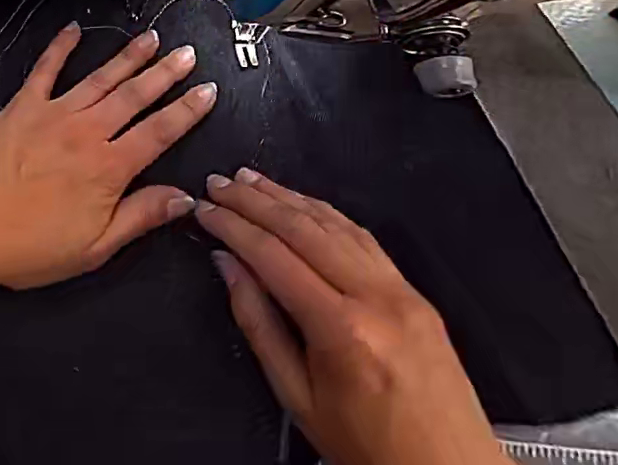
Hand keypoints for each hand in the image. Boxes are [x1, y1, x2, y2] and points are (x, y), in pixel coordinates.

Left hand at [0, 24, 214, 288]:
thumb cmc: (27, 245)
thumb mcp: (93, 248)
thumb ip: (140, 217)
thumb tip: (185, 198)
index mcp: (109, 167)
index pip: (159, 132)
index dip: (187, 111)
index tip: (208, 90)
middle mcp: (89, 131)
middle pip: (136, 96)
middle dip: (166, 73)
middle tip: (187, 53)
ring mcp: (55, 112)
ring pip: (102, 78)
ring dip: (129, 56)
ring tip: (152, 38)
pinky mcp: (23, 105)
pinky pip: (46, 70)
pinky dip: (60, 48)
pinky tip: (74, 29)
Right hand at [196, 170, 508, 464]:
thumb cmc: (368, 450)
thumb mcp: (298, 399)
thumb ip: (259, 324)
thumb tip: (228, 265)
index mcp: (341, 328)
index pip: (274, 256)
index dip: (234, 226)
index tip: (206, 208)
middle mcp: (373, 293)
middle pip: (302, 227)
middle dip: (255, 200)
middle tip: (220, 182)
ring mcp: (398, 285)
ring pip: (332, 222)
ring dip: (287, 196)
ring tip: (252, 181)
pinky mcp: (412, 286)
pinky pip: (361, 234)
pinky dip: (325, 212)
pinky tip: (302, 201)